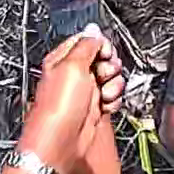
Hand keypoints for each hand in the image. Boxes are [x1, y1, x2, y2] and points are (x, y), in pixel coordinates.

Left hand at [18, 25, 124, 173]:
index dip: (100, 44)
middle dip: (110, 65)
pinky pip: (113, 97)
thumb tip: (93, 29)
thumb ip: (86, 44)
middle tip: (103, 74)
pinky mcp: (95, 108)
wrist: (61, 143)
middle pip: (103, 58)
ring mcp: (85, 92)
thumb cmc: (59, 107)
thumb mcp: (73, 66)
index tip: (104, 53)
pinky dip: (113, 100)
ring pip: (111, 78)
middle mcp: (73, 74)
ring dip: (114, 85)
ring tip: (104, 94)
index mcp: (63, 59)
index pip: (88, 40)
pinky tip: (106, 106)